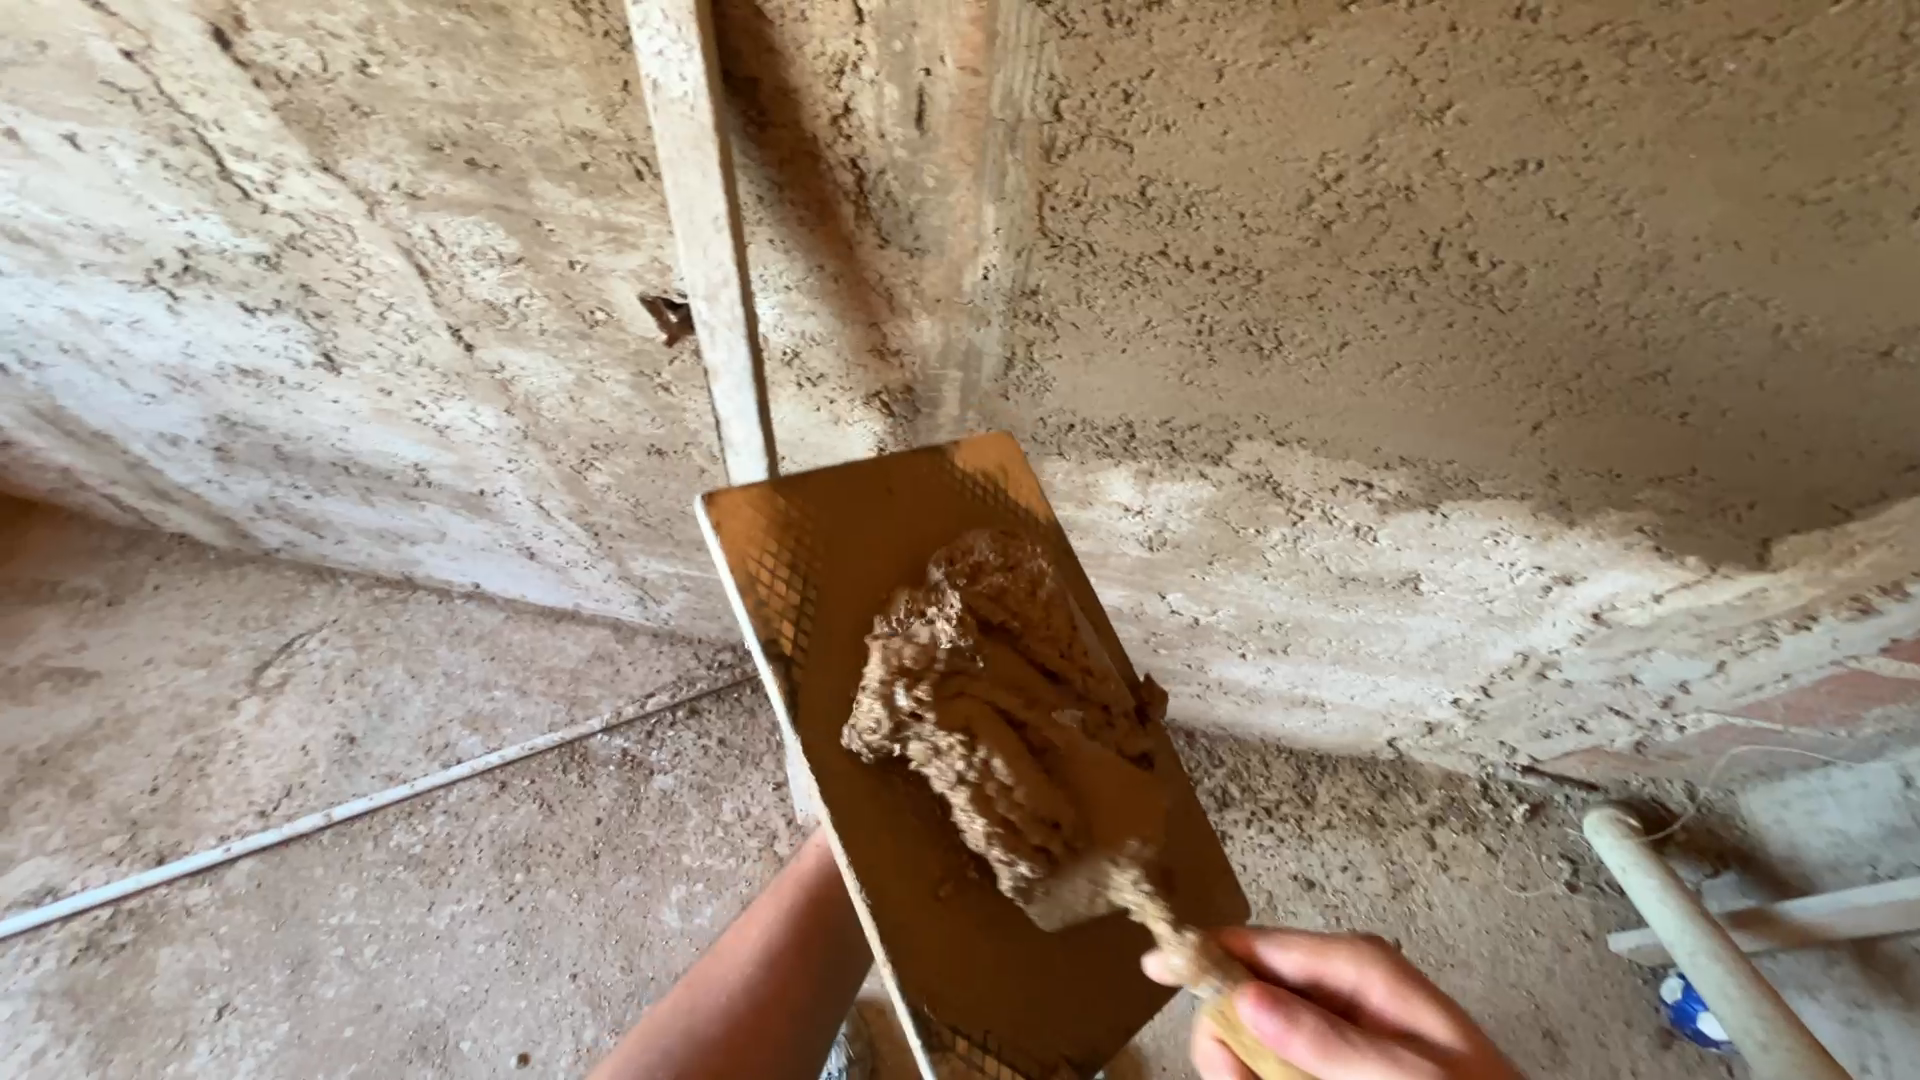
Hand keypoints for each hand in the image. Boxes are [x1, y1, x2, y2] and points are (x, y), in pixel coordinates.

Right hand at [1142, 927, 1523, 1079]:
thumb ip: (1327, 1043)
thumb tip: (1245, 997)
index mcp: (1352, 964)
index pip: (1255, 945)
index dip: (1201, 952)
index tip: (1155, 968)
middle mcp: (1334, 979)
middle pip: (1246, 986)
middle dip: (1226, 1031)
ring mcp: (1334, 1016)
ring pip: (1255, 1024)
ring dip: (1244, 1062)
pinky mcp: (1334, 1049)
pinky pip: (1278, 1052)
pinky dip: (1263, 1072)